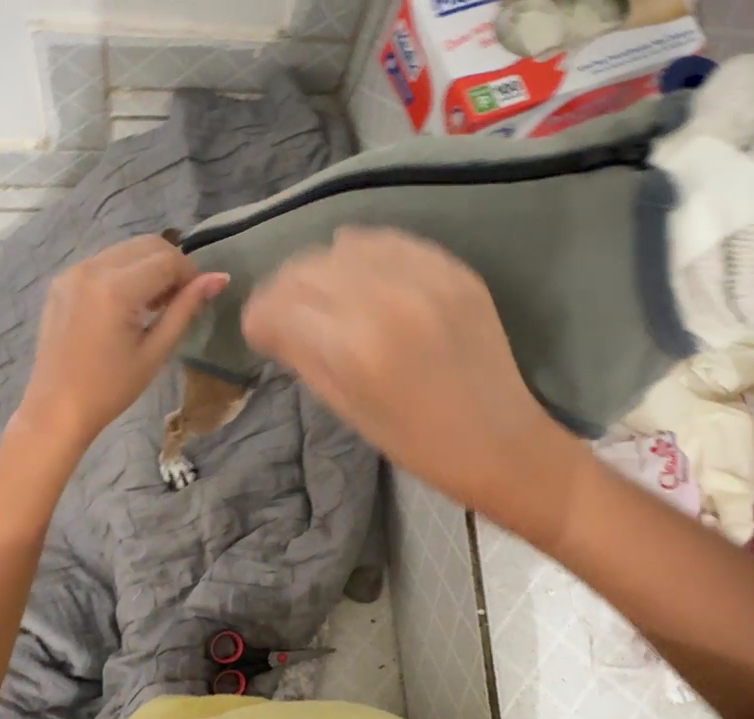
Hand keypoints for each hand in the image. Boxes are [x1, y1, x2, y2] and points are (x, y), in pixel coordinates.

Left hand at [16, 234, 228, 446]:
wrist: (57, 407)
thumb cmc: (111, 389)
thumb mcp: (155, 352)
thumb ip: (185, 309)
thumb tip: (219, 279)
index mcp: (115, 290)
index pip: (167, 260)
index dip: (191, 274)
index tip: (199, 298)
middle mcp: (92, 269)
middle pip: (147, 245)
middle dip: (171, 265)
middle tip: (179, 301)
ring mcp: (73, 272)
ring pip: (125, 250)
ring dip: (148, 267)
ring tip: (154, 305)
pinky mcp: (62, 281)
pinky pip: (103, 262)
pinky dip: (124, 272)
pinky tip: (128, 305)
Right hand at [242, 227, 582, 519]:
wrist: (497, 440)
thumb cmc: (414, 441)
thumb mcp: (346, 407)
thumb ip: (302, 356)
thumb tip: (266, 323)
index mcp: (353, 347)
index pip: (281, 306)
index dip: (258, 314)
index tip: (256, 328)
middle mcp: (384, 299)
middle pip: (307, 269)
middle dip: (283, 289)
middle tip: (282, 311)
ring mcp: (424, 279)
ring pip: (344, 247)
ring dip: (321, 268)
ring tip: (321, 292)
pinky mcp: (453, 270)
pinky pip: (390, 242)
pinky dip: (364, 254)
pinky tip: (358, 273)